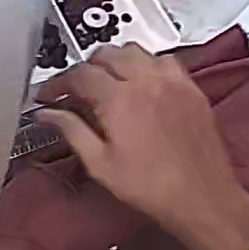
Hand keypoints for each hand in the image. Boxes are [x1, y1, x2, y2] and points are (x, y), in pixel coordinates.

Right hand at [36, 43, 248, 249]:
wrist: (200, 198)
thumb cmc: (150, 187)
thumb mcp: (99, 163)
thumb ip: (71, 131)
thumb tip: (48, 114)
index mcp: (120, 100)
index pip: (79, 75)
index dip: (58, 83)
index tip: (49, 96)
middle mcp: (148, 82)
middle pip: (108, 54)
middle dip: (85, 68)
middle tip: (74, 89)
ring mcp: (173, 83)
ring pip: (137, 52)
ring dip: (115, 61)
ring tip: (105, 82)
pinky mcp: (192, 90)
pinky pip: (165, 61)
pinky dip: (146, 65)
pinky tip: (141, 83)